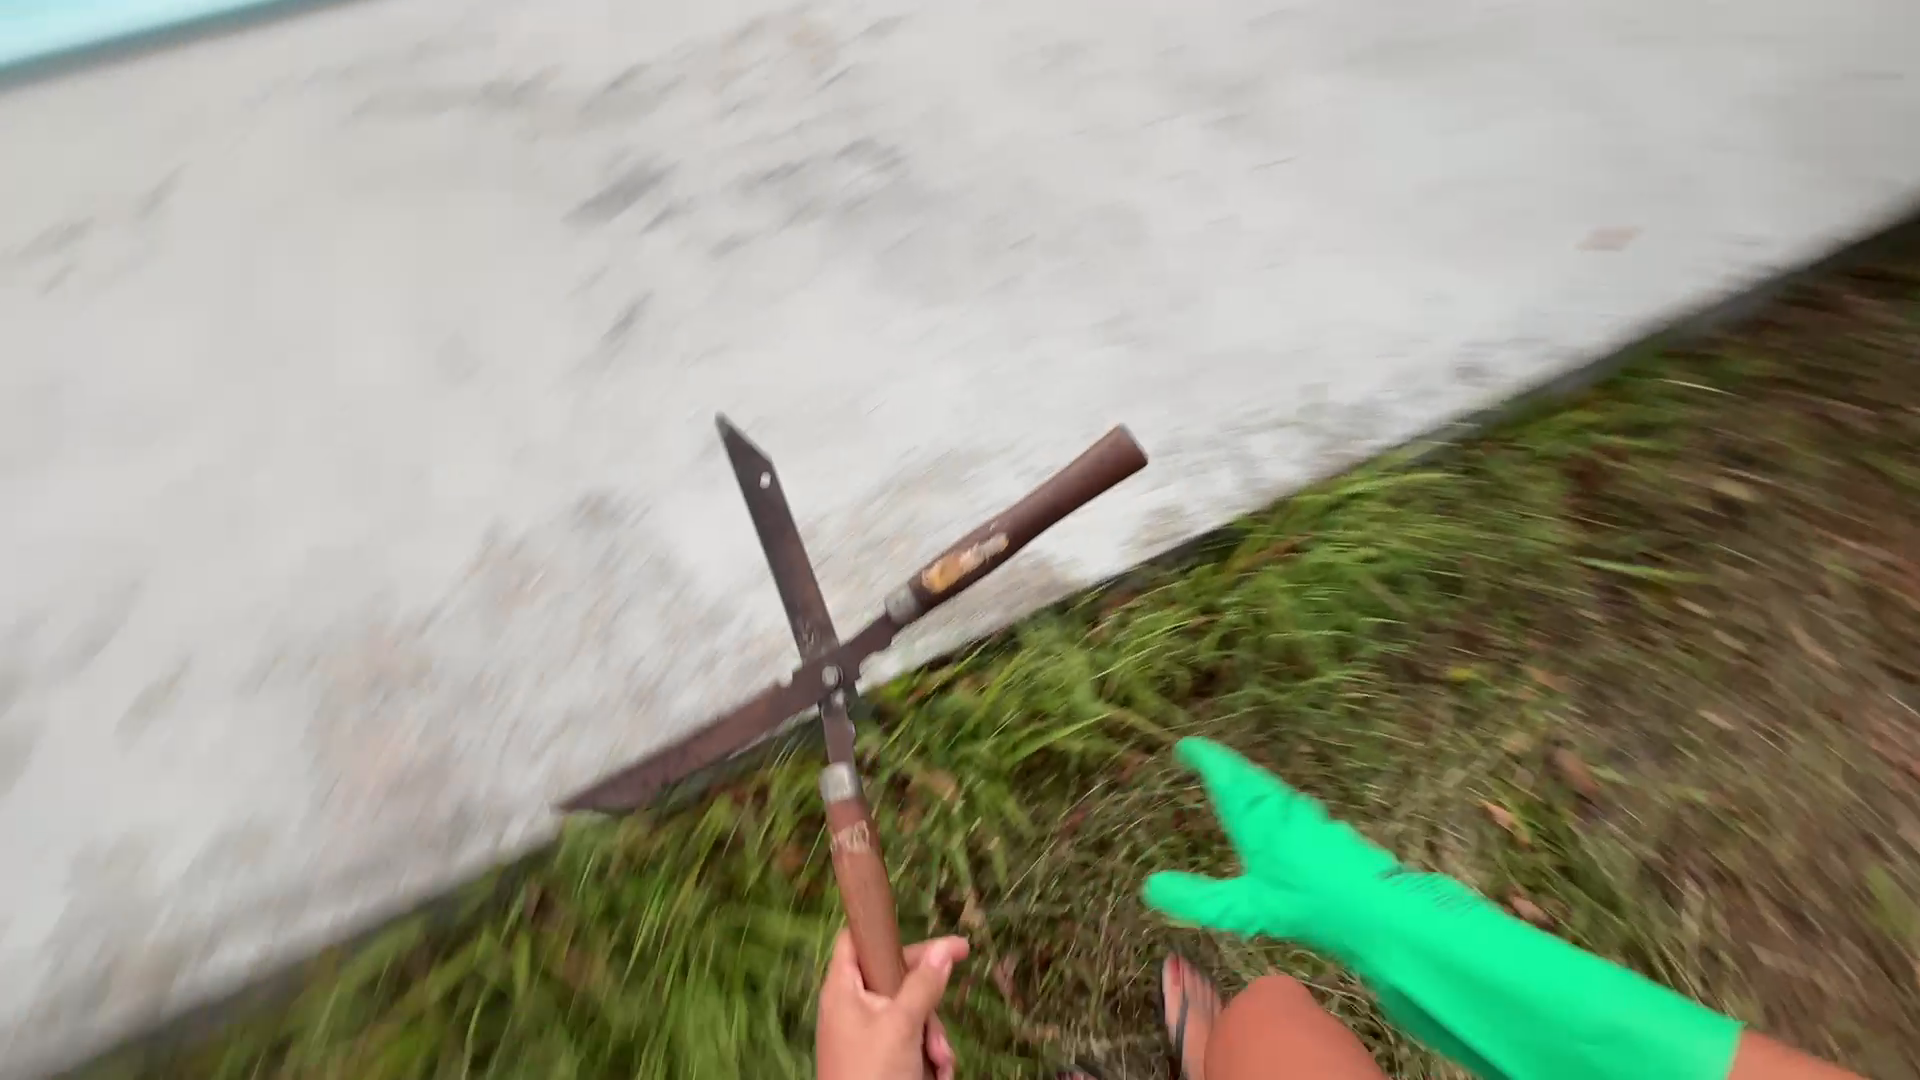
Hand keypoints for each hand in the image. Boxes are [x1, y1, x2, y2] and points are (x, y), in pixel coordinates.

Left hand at [816, 930, 968, 1079]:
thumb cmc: (872, 1074)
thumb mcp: (903, 1025)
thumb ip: (924, 983)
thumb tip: (944, 947)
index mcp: (843, 988)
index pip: (858, 937)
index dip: (890, 930)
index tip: (934, 937)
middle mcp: (850, 1006)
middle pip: (894, 977)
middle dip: (927, 998)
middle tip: (947, 1004)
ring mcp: (863, 1035)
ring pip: (907, 1012)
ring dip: (931, 1034)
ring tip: (940, 1061)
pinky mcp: (876, 1061)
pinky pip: (907, 1041)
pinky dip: (925, 1055)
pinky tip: (937, 1074)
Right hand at [1142, 737, 1401, 943]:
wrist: (1384, 911)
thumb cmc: (1308, 901)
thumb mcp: (1244, 907)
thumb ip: (1197, 898)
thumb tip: (1149, 888)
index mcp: (1252, 811)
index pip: (1220, 768)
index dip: (1199, 754)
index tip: (1182, 748)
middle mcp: (1277, 803)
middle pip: (1244, 773)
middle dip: (1221, 765)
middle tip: (1201, 761)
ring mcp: (1306, 814)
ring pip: (1268, 788)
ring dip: (1246, 782)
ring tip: (1232, 786)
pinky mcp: (1327, 830)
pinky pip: (1286, 804)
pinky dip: (1268, 802)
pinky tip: (1274, 822)